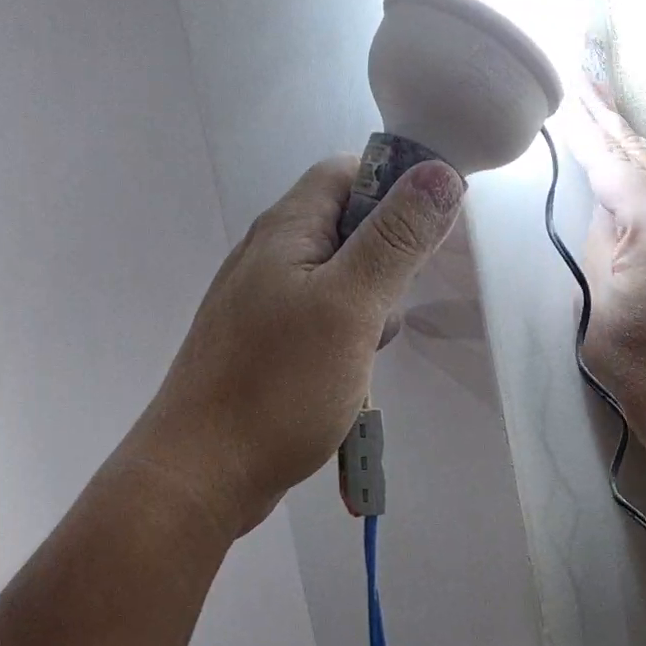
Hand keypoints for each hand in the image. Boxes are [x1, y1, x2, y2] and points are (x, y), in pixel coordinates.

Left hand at [116, 157, 463, 536]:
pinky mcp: (270, 344)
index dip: (396, 186)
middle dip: (391, 257)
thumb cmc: (279, 386)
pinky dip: (353, 336)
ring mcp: (267, 303)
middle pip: (349, 226)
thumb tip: (441, 174)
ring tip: (371, 348)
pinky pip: (327, 319)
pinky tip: (355, 373)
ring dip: (374, 304)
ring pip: (343, 279)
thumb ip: (395, 241)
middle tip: (396, 304)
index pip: (347, 172)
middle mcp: (271, 256)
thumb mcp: (349, 307)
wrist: (204, 472)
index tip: (434, 231)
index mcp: (285, 230)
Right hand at [562, 88, 645, 477]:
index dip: (586, 129)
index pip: (614, 164)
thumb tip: (601, 198)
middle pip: (642, 156)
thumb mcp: (595, 296)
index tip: (565, 91)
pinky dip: (644, 169)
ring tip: (599, 99)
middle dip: (608, 116)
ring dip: (626, 139)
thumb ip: (598, 235)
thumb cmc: (634, 360)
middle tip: (584, 69)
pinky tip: (628, 152)